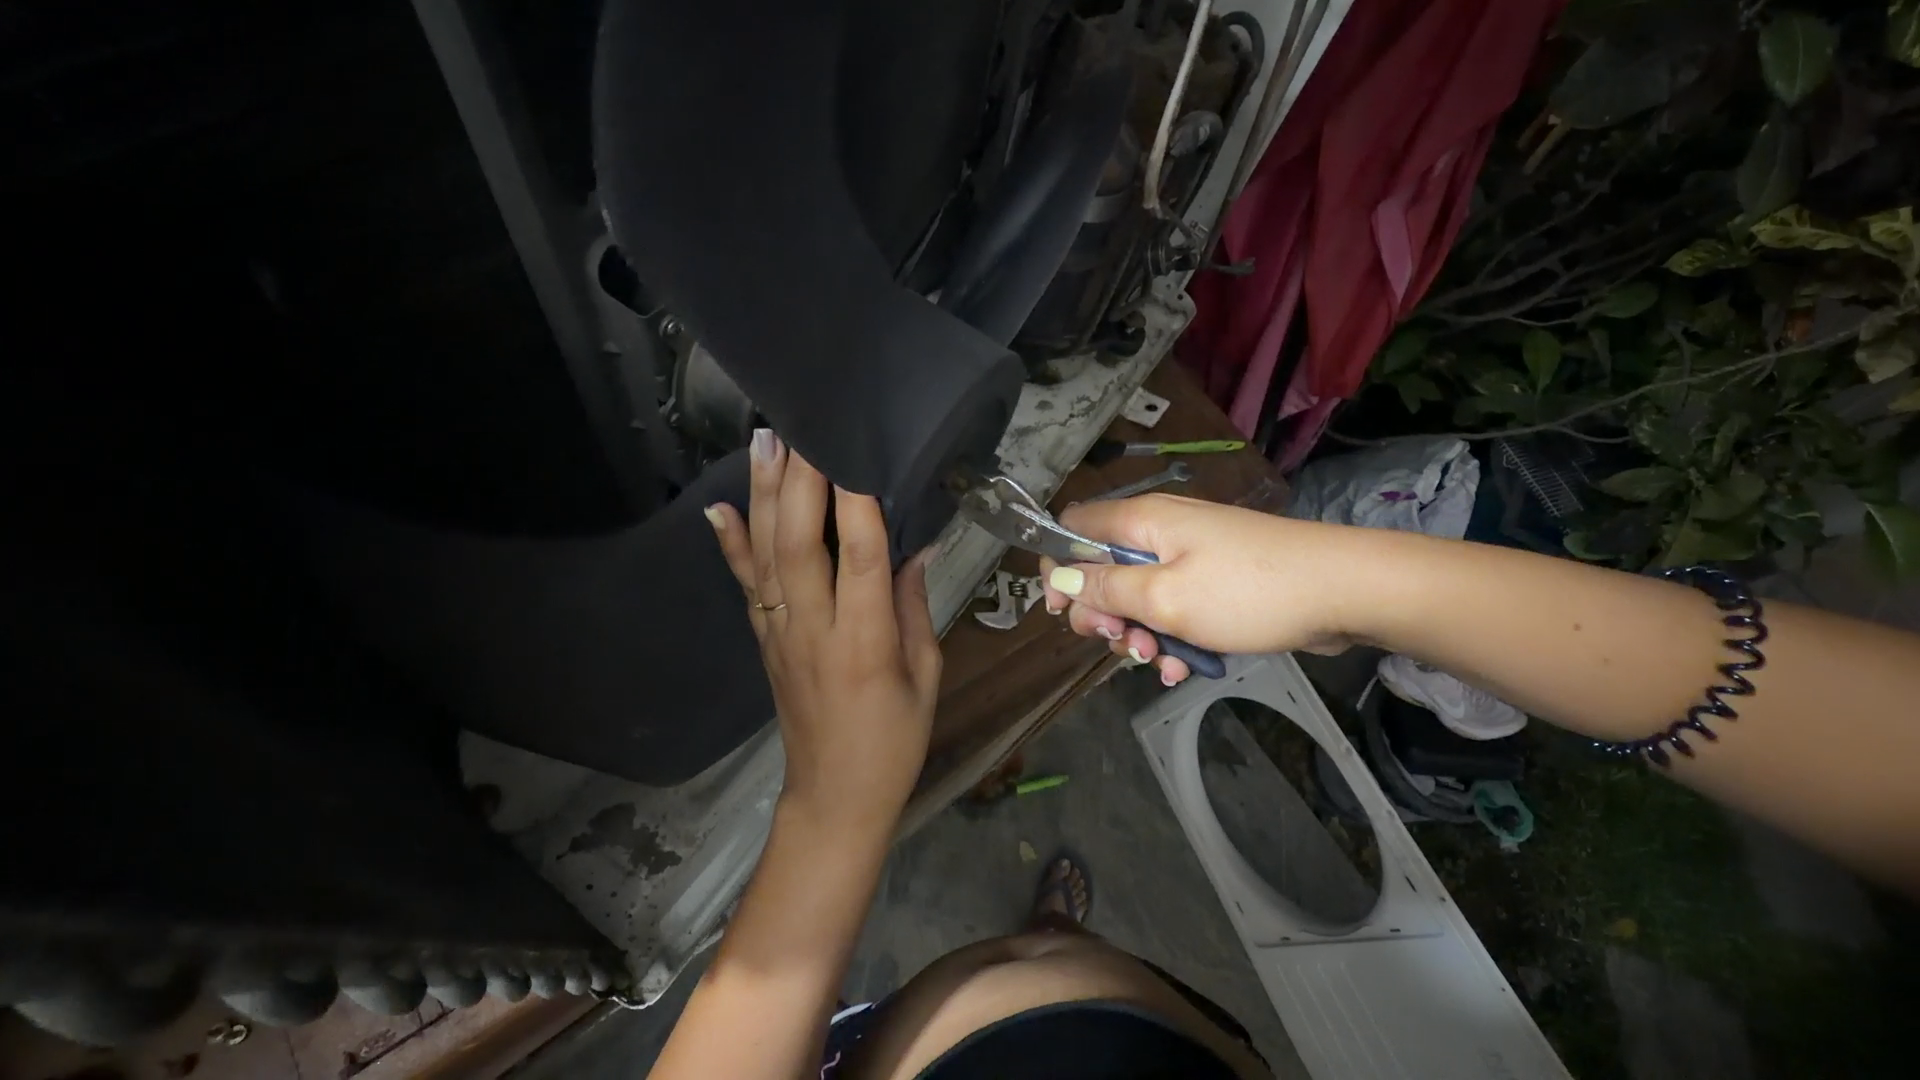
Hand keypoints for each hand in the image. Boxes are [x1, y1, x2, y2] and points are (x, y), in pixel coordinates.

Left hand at [706, 430, 942, 829]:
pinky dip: (730, 543)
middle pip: (802, 545)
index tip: (857, 450)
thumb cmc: (893, 739)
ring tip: (765, 440)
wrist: (833, 795)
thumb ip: (913, 606)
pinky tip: (720, 505)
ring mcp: (780, 633)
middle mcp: (814, 630)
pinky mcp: (763, 639)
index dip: (860, 502)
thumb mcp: (925, 675)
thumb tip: (913, 545)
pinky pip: (745, 584)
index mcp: (866, 644)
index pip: (864, 559)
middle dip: (801, 481)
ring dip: (764, 495)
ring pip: (767, 555)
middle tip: (803, 426)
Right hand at [1038, 494, 1369, 683]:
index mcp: (1143, 521)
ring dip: (1140, 635)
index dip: (1059, 566)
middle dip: (1104, 613)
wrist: (1343, 591)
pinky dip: (1174, 638)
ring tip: (1161, 664)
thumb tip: (1059, 576)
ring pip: (1141, 597)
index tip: (1061, 610)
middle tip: (1120, 643)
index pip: (1074, 527)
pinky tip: (1185, 670)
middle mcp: (1162, 531)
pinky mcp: (1218, 582)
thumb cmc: (1246, 592)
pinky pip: (1177, 608)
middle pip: (1105, 569)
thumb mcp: (1164, 598)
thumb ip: (1107, 588)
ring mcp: (1193, 557)